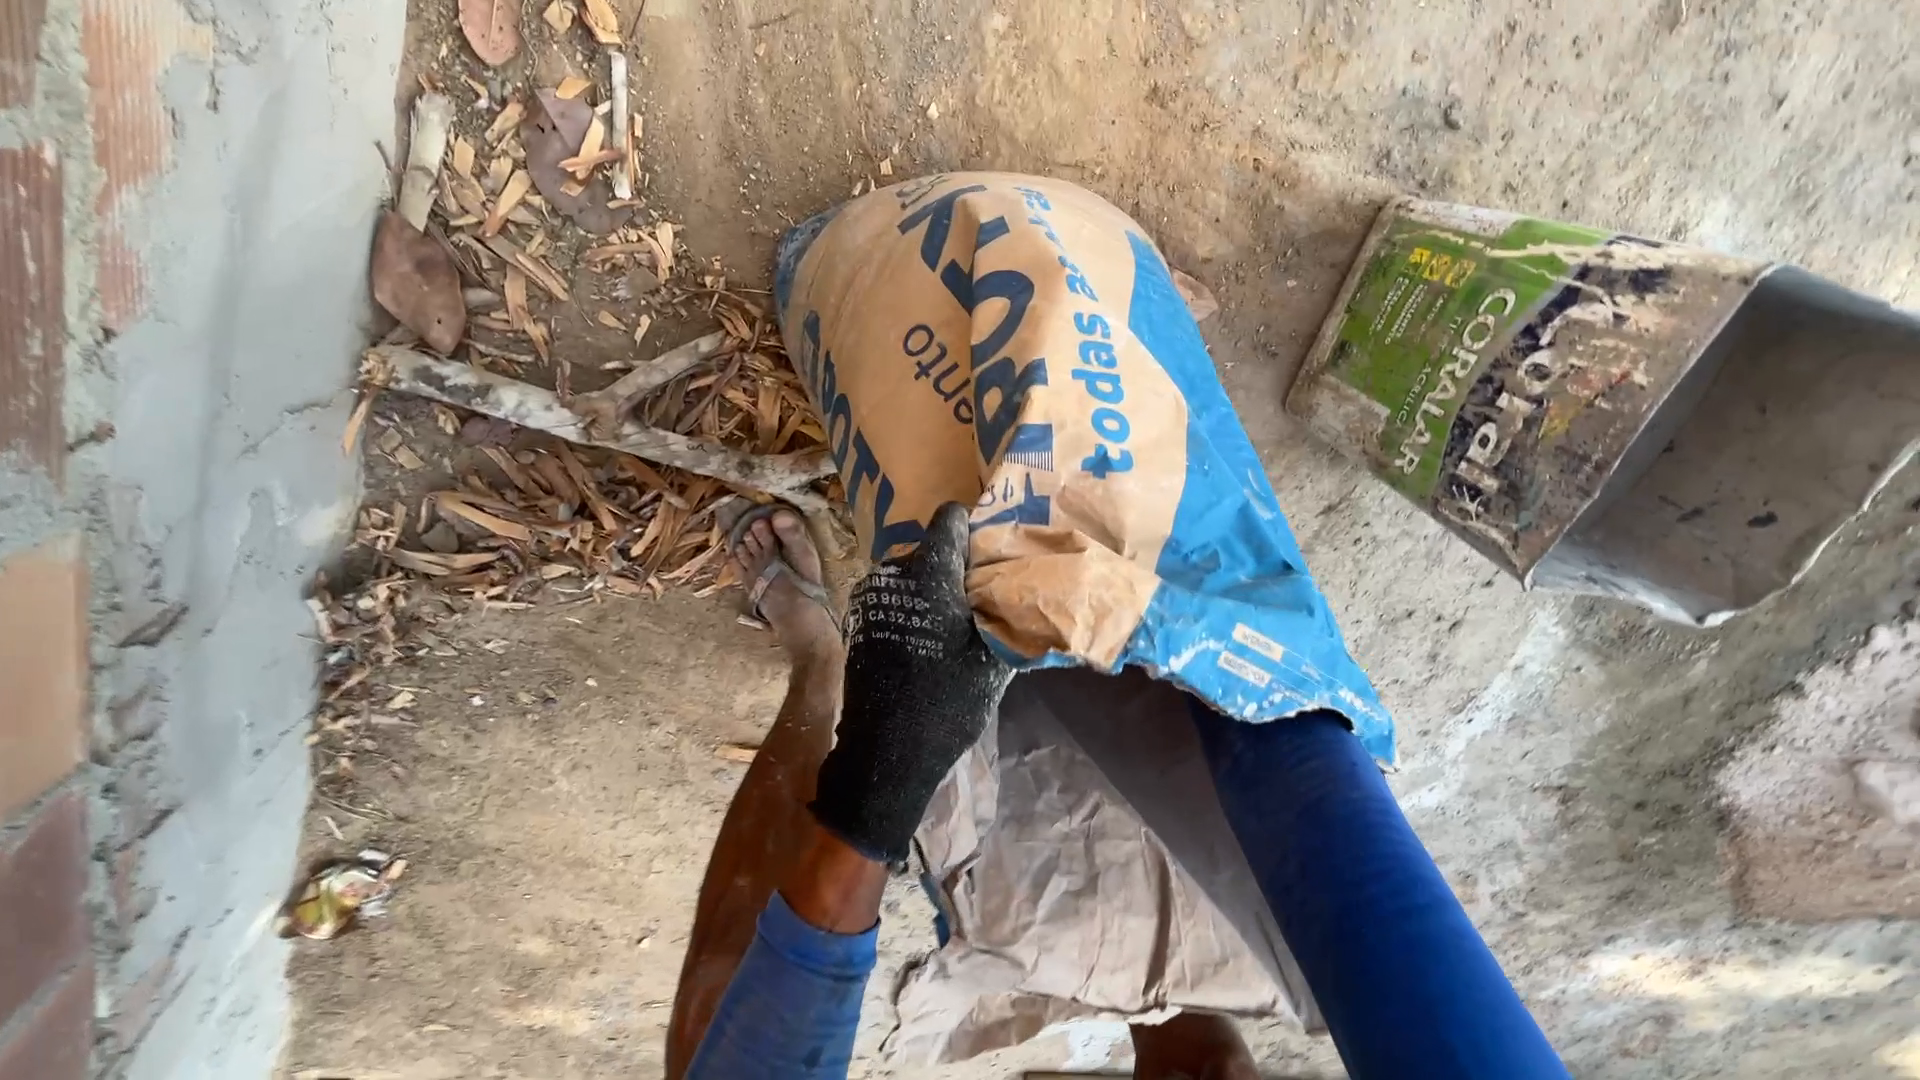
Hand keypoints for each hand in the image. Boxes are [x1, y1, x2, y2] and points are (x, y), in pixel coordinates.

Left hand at [809, 502, 1012, 862]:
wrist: (885, 749)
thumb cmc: (946, 699)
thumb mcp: (992, 661)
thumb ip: (1007, 617)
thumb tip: (1029, 600)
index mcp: (931, 570)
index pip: (950, 519)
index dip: (971, 532)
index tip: (986, 558)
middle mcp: (895, 572)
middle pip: (932, 550)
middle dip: (953, 569)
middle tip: (976, 601)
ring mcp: (870, 596)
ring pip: (911, 576)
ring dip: (930, 591)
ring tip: (950, 629)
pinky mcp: (858, 620)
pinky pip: (892, 599)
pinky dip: (910, 609)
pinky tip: (922, 644)